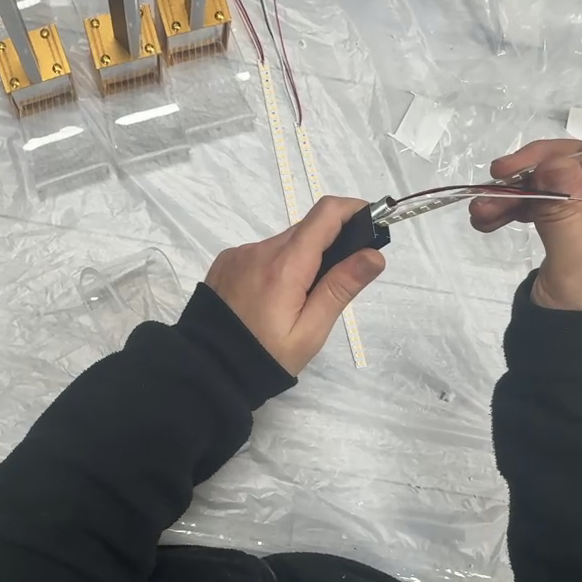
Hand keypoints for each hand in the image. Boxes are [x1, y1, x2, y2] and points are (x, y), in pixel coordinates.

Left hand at [205, 196, 385, 374]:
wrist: (207, 370)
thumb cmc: (264, 358)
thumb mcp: (309, 332)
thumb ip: (339, 289)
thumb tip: (374, 254)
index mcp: (285, 265)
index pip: (326, 214)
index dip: (353, 210)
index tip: (371, 224)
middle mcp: (260, 249)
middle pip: (306, 229)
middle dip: (330, 244)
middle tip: (339, 280)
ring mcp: (239, 254)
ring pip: (283, 243)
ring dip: (300, 259)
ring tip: (300, 300)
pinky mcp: (225, 263)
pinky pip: (261, 254)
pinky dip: (276, 266)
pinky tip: (271, 298)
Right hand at [468, 110, 581, 310]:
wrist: (568, 374)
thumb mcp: (579, 275)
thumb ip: (564, 216)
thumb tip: (550, 161)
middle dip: (551, 165)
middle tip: (502, 171)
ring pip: (570, 181)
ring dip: (524, 188)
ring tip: (482, 204)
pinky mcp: (581, 232)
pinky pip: (551, 205)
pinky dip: (518, 207)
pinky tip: (485, 217)